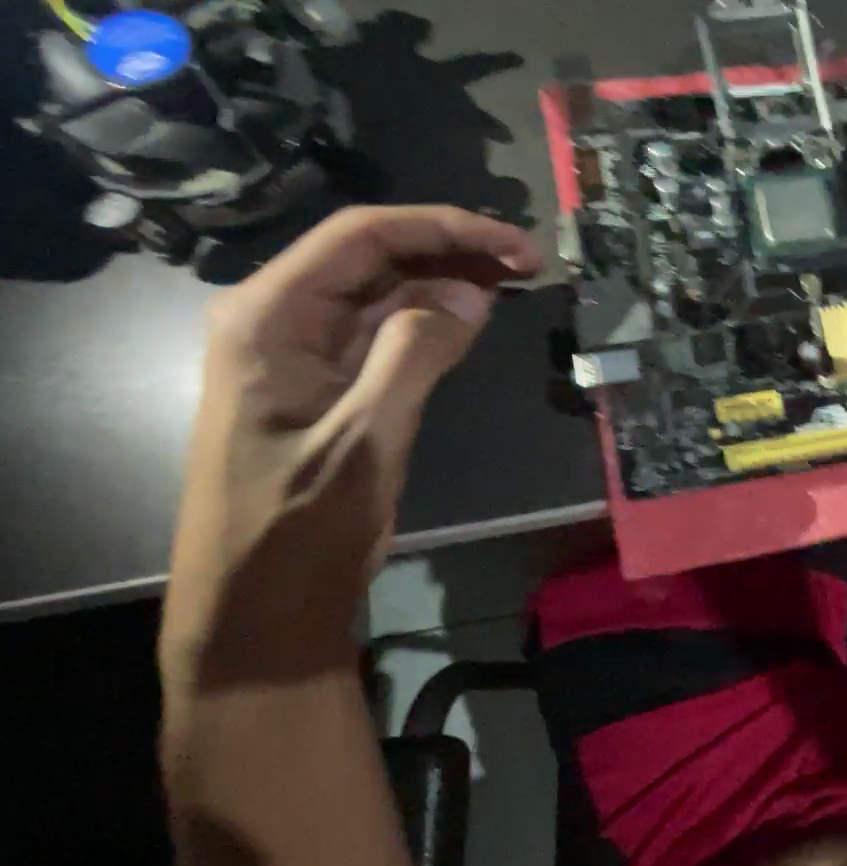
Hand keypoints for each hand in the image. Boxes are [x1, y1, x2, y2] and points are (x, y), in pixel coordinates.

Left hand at [161, 206, 539, 689]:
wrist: (263, 601)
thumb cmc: (301, 524)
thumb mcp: (365, 438)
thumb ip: (414, 356)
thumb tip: (471, 294)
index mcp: (269, 318)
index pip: (362, 239)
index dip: (445, 230)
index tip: (518, 248)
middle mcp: (280, 322)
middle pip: (372, 257)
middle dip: (452, 250)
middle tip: (531, 263)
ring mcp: (303, 355)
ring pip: (381, 294)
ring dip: (447, 282)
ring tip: (515, 282)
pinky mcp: (327, 387)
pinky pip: (383, 334)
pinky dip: (433, 321)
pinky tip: (473, 320)